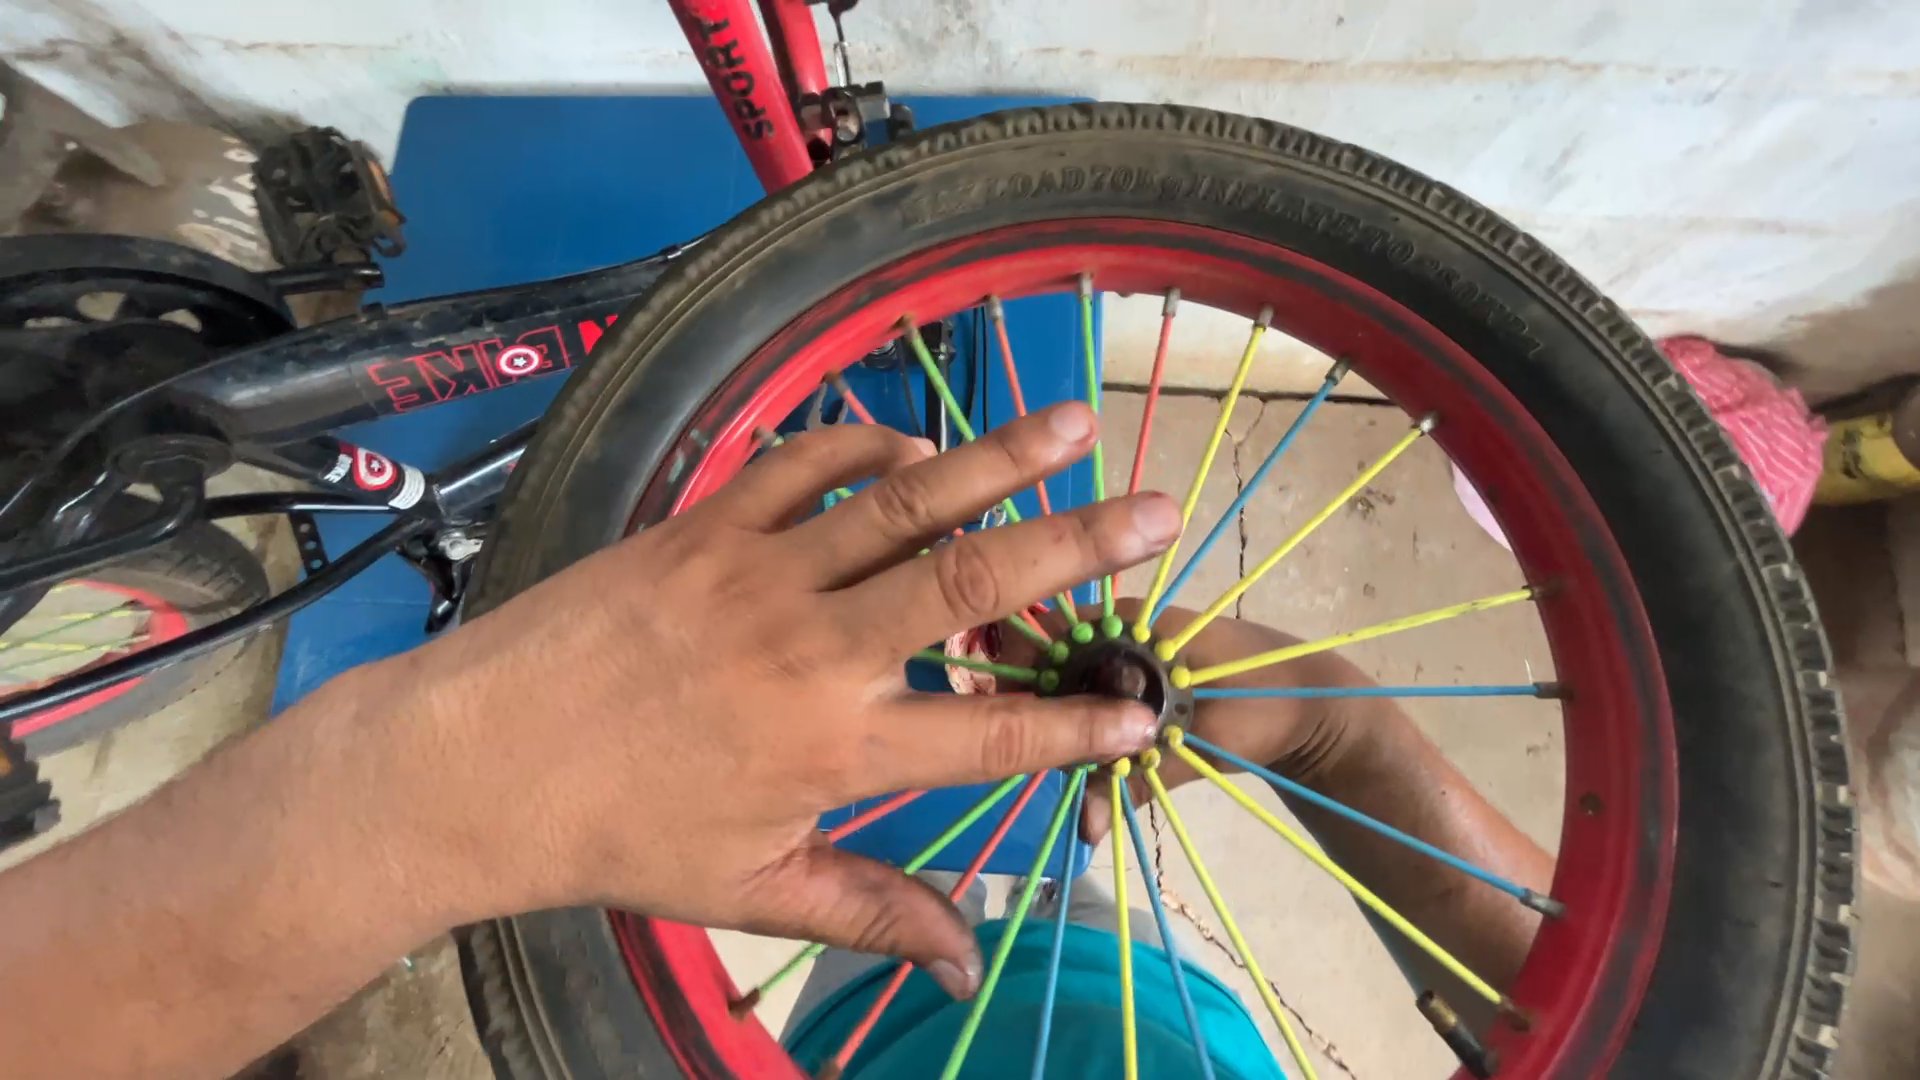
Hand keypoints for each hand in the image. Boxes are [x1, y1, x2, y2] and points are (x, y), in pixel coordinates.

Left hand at [370, 403, 1178, 996]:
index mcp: (832, 748)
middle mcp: (815, 648)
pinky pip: (805, 463)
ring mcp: (761, 571)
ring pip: (904, 502)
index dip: (1076, 726)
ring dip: (997, 462)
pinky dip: (868, 445)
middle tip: (1157, 512)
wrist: (470, 765)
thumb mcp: (751, 892)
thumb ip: (872, 913)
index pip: (987, 738)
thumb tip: (968, 959)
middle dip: (1079, 547)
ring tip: (1070, 428)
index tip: (1147, 710)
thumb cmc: (617, 835)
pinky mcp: (707, 523)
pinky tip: (915, 447)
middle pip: (971, 586)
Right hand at [1041, 600, 1373, 843]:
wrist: (1315, 709)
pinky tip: (1082, 760)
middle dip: (1047, 711)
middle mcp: (1121, 635)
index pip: (1055, 633)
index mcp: (1133, 622)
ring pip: (1079, 691)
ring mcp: (1129, 661)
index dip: (1027, 673)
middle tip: (1035, 754)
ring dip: (1069, 727)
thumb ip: (1137, 778)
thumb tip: (1083, 829)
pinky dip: (1091, 732)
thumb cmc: (1265, 703)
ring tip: (1057, 763)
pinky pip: (1100, 705)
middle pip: (1061, 667)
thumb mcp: (1200, 741)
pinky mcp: (1139, 688)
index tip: (1011, 719)